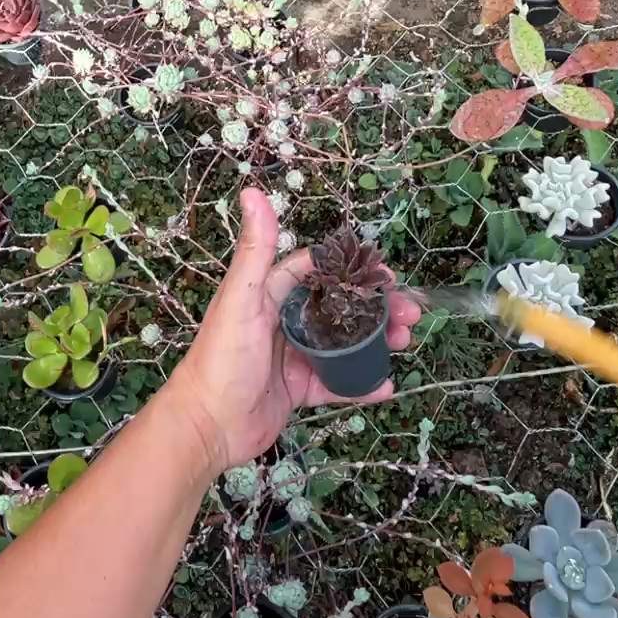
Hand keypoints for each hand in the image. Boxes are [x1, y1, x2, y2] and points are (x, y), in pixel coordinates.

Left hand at [167, 188, 420, 474]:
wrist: (207, 425)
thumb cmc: (222, 356)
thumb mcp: (241, 297)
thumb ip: (255, 249)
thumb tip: (252, 192)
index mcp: (269, 293)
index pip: (316, 269)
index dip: (350, 267)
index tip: (384, 270)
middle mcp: (283, 320)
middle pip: (338, 305)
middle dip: (374, 305)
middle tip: (409, 310)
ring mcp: (292, 355)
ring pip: (343, 342)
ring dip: (376, 340)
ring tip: (405, 341)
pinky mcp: (297, 389)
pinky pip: (337, 382)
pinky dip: (362, 383)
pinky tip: (387, 384)